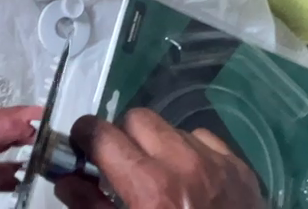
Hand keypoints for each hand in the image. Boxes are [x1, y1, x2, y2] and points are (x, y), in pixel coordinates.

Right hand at [53, 109, 264, 208]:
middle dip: (123, 137)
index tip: (82, 147)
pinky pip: (203, 140)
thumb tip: (67, 180)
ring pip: (170, 128)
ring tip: (160, 179)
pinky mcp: (240, 168)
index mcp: (151, 190)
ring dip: (157, 146)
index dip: (85, 136)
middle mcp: (184, 164)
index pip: (102, 134)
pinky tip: (192, 184)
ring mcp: (217, 163)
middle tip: (121, 166)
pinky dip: (190, 154)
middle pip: (136, 119)